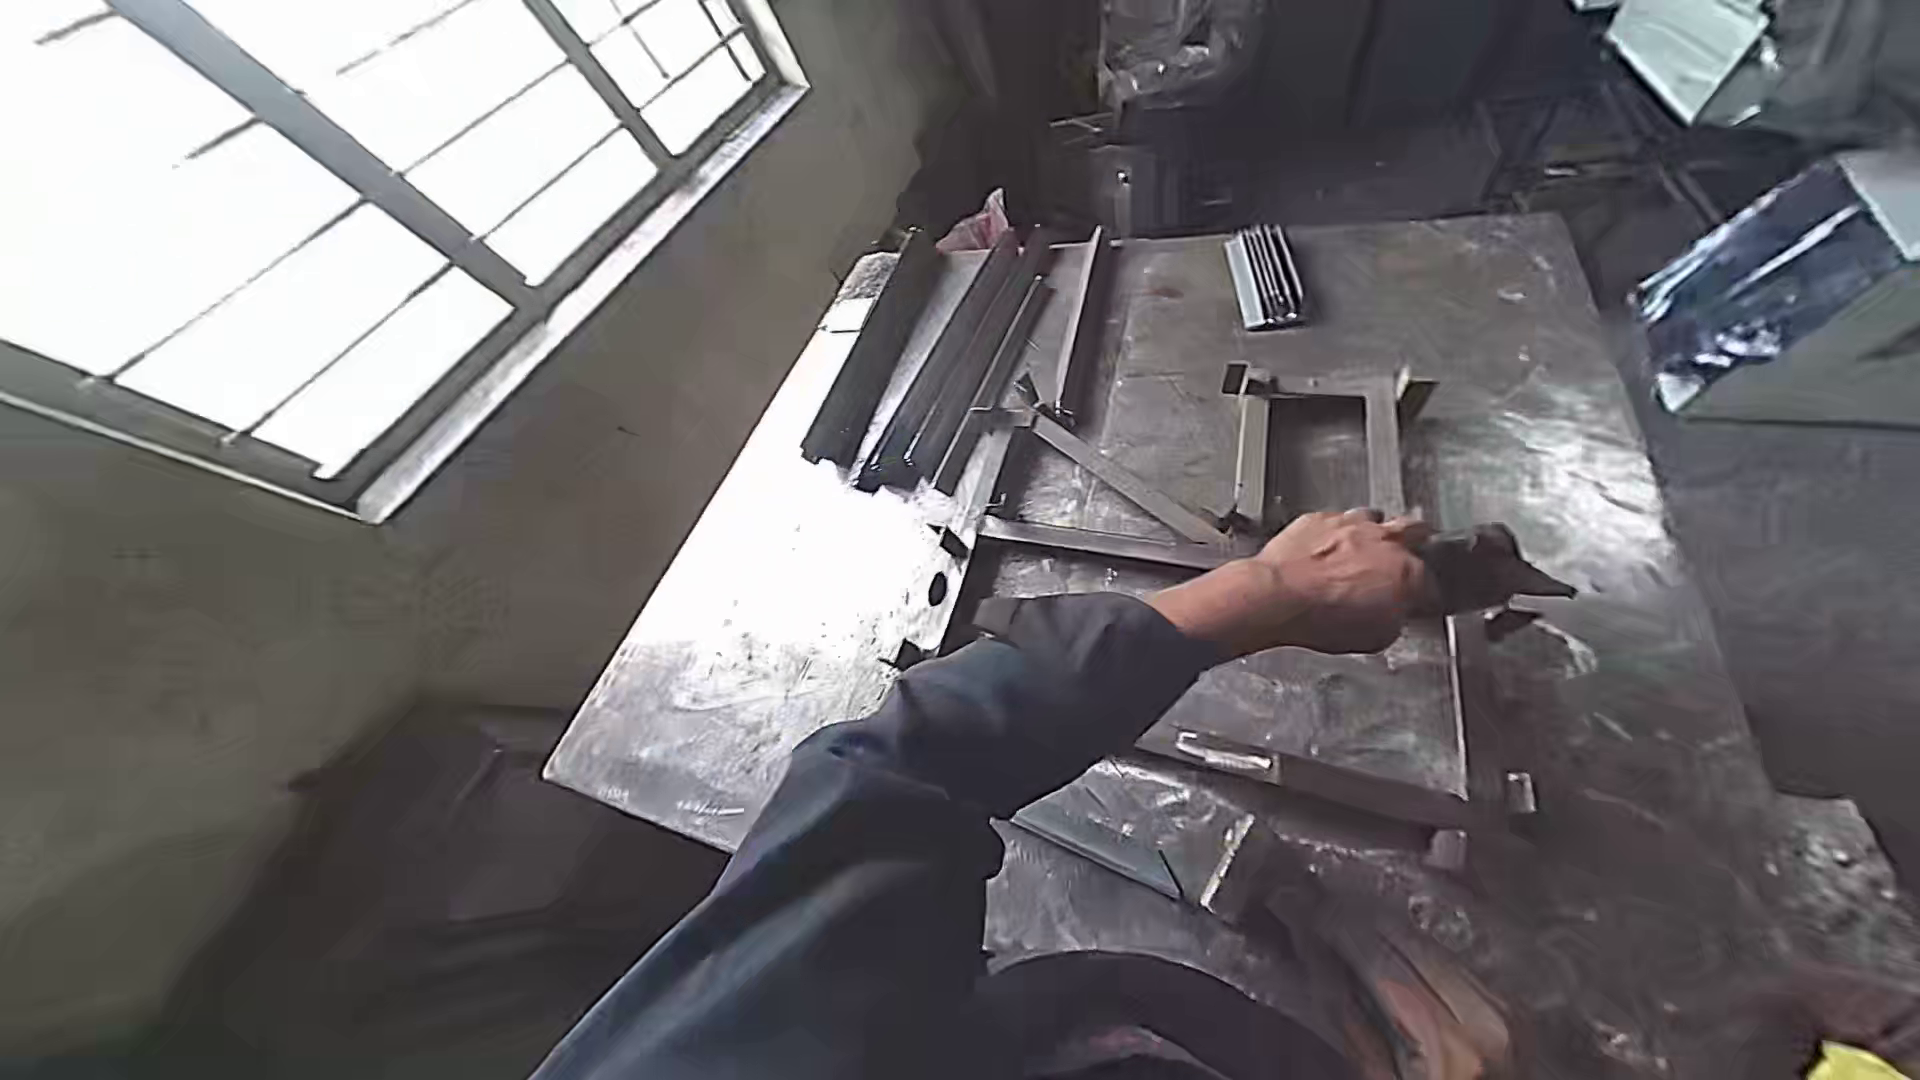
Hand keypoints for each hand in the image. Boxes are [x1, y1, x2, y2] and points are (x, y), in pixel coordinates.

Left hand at [1147, 509, 1433, 656]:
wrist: (1276, 597)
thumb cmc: (1320, 618)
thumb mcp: (1377, 636)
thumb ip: (1395, 617)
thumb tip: (1393, 614)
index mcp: (1408, 573)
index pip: (1429, 582)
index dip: (1422, 593)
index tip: (1413, 600)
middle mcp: (1382, 541)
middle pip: (1414, 531)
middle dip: (1413, 542)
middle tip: (1400, 557)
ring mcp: (1348, 525)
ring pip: (1372, 517)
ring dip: (1369, 531)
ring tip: (1358, 548)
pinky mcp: (1315, 519)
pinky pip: (1330, 519)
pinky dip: (1329, 532)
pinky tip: (1321, 546)